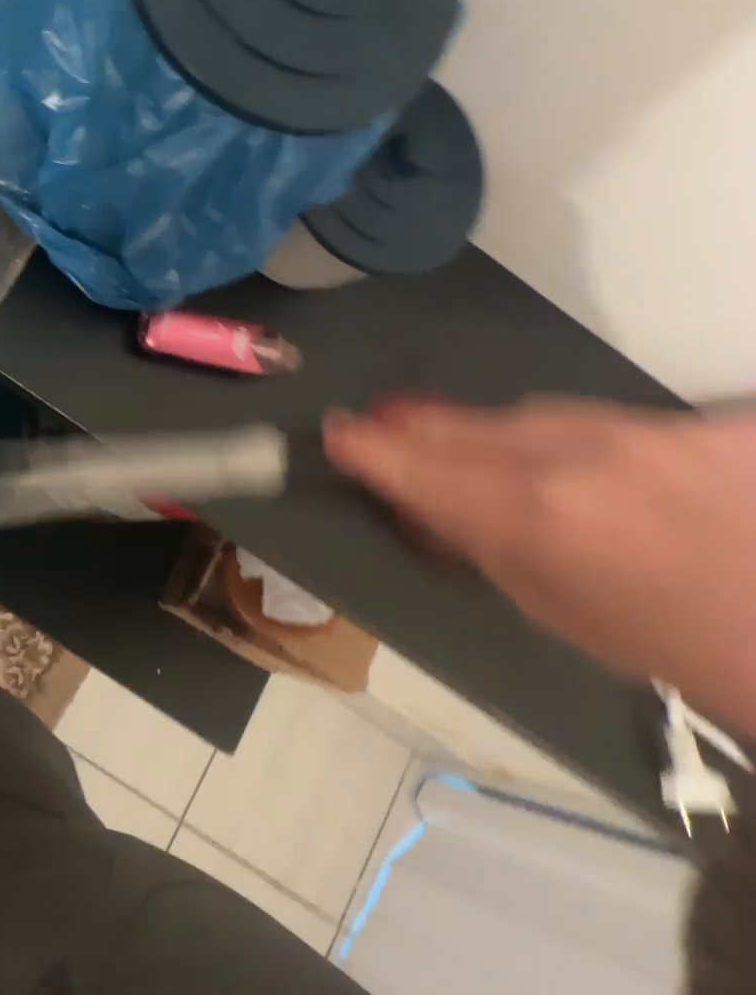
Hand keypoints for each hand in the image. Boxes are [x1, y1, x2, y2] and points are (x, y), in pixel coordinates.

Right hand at [324, 399, 755, 733]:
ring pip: (540, 413)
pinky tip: (598, 469)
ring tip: (482, 450)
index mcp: (533, 516)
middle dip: (420, 430)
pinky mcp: (720, 423)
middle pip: (469, 426)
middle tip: (384, 425)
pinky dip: (587, 440)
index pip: (419, 466)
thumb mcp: (545, 603)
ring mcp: (659, 432)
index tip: (338, 432)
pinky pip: (619, 419)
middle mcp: (585, 458)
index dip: (368, 447)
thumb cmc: (668, 644)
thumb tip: (423, 498)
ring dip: (498, 432)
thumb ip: (480, 539)